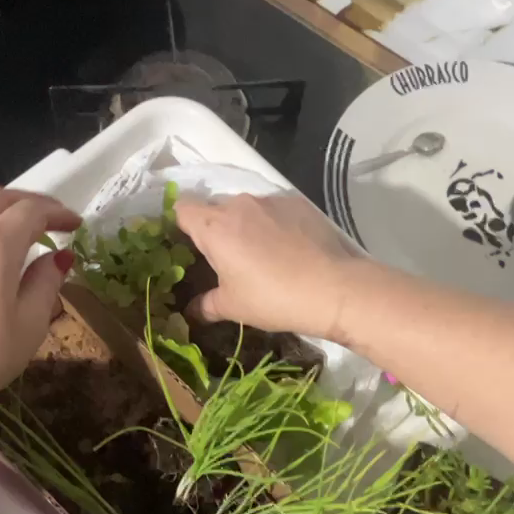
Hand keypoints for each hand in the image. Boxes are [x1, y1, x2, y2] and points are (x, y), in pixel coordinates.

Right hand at [176, 194, 372, 338]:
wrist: (333, 289)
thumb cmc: (273, 298)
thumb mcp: (234, 308)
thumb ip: (207, 305)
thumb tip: (191, 312)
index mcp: (215, 227)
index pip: (182, 209)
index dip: (179, 224)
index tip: (187, 246)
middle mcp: (239, 204)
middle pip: (215, 208)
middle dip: (215, 229)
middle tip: (225, 259)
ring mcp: (271, 201)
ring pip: (246, 208)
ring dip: (246, 226)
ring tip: (262, 256)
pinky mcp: (298, 203)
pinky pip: (274, 210)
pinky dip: (274, 224)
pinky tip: (288, 249)